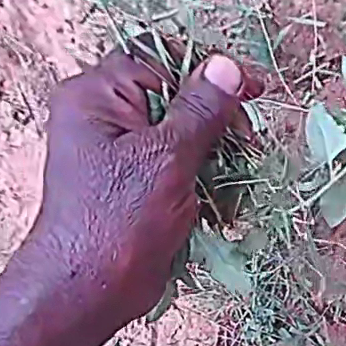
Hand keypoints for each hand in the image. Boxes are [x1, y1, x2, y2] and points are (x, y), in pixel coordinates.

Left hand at [11, 50, 255, 333]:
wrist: (92, 287)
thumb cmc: (118, 218)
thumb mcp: (166, 157)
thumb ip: (200, 111)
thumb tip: (227, 65)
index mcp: (98, 95)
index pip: (160, 58)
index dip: (209, 71)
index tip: (253, 91)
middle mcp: (107, 119)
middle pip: (177, 99)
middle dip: (218, 124)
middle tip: (248, 145)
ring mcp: (124, 156)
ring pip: (186, 139)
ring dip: (218, 160)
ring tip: (235, 186)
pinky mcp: (141, 188)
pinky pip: (182, 171)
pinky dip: (206, 185)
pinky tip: (221, 208)